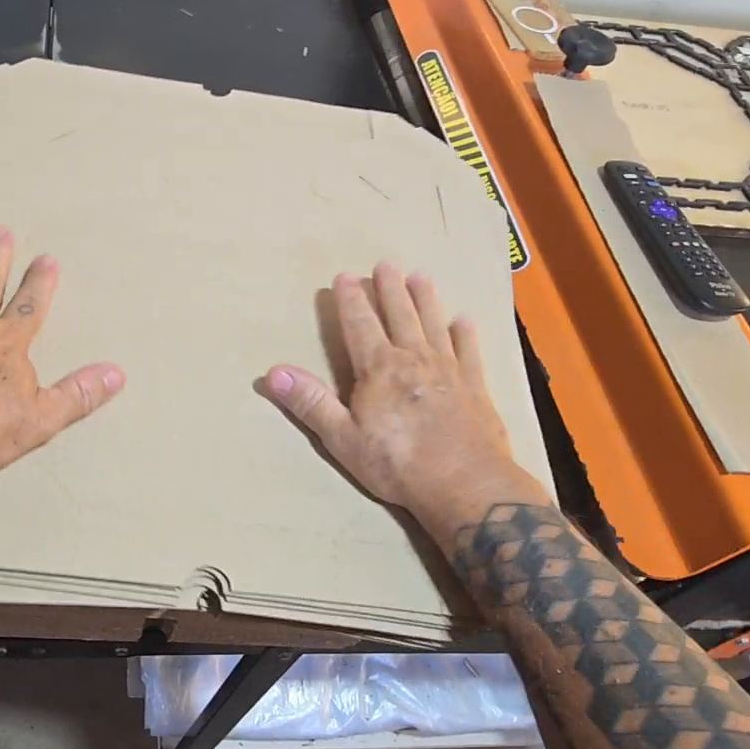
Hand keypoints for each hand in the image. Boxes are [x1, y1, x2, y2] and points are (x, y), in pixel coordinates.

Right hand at [262, 262, 547, 536]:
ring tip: (420, 277)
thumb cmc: (397, 464)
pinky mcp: (476, 388)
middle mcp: (415, 359)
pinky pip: (469, 351)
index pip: (360, 325)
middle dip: (390, 289)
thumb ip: (310, 402)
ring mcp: (450, 371)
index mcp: (379, 369)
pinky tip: (464, 321)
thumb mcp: (342, 438)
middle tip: (386, 264)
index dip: (351, 300)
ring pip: (434, 324)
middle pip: (400, 315)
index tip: (345, 276)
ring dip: (426, 300)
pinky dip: (465, 334)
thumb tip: (273, 372)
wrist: (466, 484)